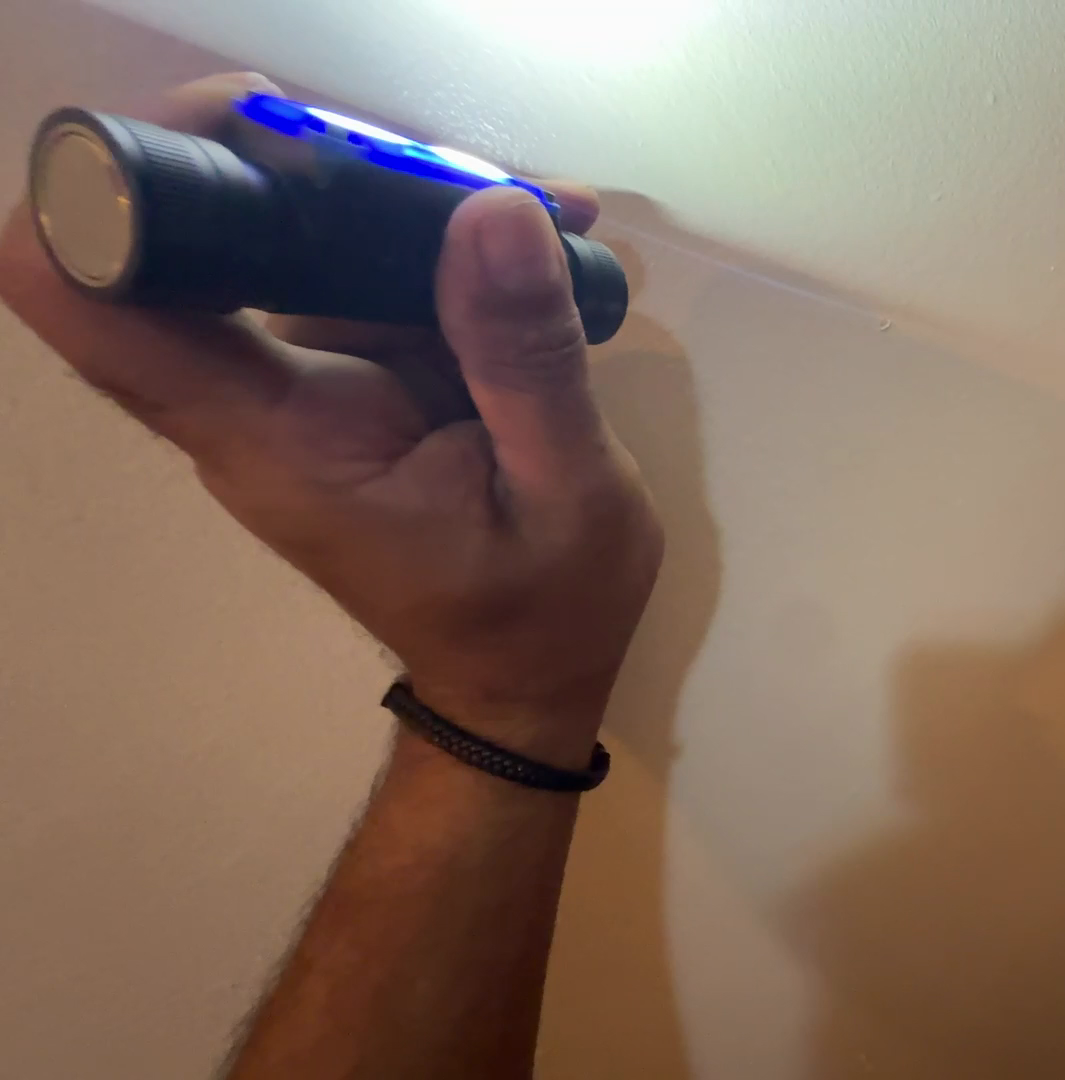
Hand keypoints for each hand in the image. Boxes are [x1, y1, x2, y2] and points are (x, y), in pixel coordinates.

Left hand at [0, 74, 662, 766]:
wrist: (531, 674)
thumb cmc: (548, 610)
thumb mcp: (570, 493)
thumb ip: (528, 363)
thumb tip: (498, 211)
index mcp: (283, 439)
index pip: (100, 288)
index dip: (136, 176)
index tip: (276, 131)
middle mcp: (271, 402)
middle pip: (230, 237)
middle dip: (338, 175)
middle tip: (472, 179)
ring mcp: (325, 394)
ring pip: (326, 255)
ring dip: (423, 215)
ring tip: (550, 214)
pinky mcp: (377, 393)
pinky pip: (392, 295)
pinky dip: (461, 262)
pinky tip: (547, 253)